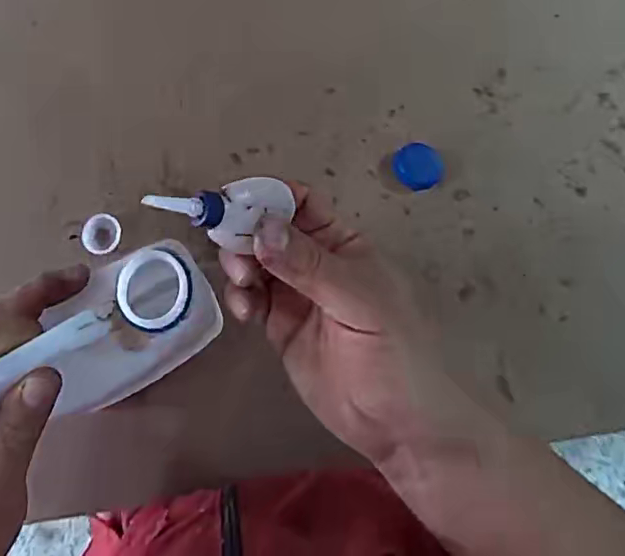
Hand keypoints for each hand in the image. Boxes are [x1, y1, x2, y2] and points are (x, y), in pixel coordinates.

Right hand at [217, 184, 497, 475]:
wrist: (399, 430)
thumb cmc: (395, 354)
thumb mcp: (360, 302)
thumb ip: (309, 265)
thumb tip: (262, 228)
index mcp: (340, 242)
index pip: (300, 202)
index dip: (268, 194)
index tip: (233, 200)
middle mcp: (312, 259)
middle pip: (266, 226)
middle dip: (243, 228)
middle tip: (226, 242)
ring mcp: (293, 291)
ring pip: (252, 258)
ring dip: (238, 261)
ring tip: (242, 281)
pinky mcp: (277, 322)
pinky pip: (248, 295)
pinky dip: (239, 295)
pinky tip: (245, 312)